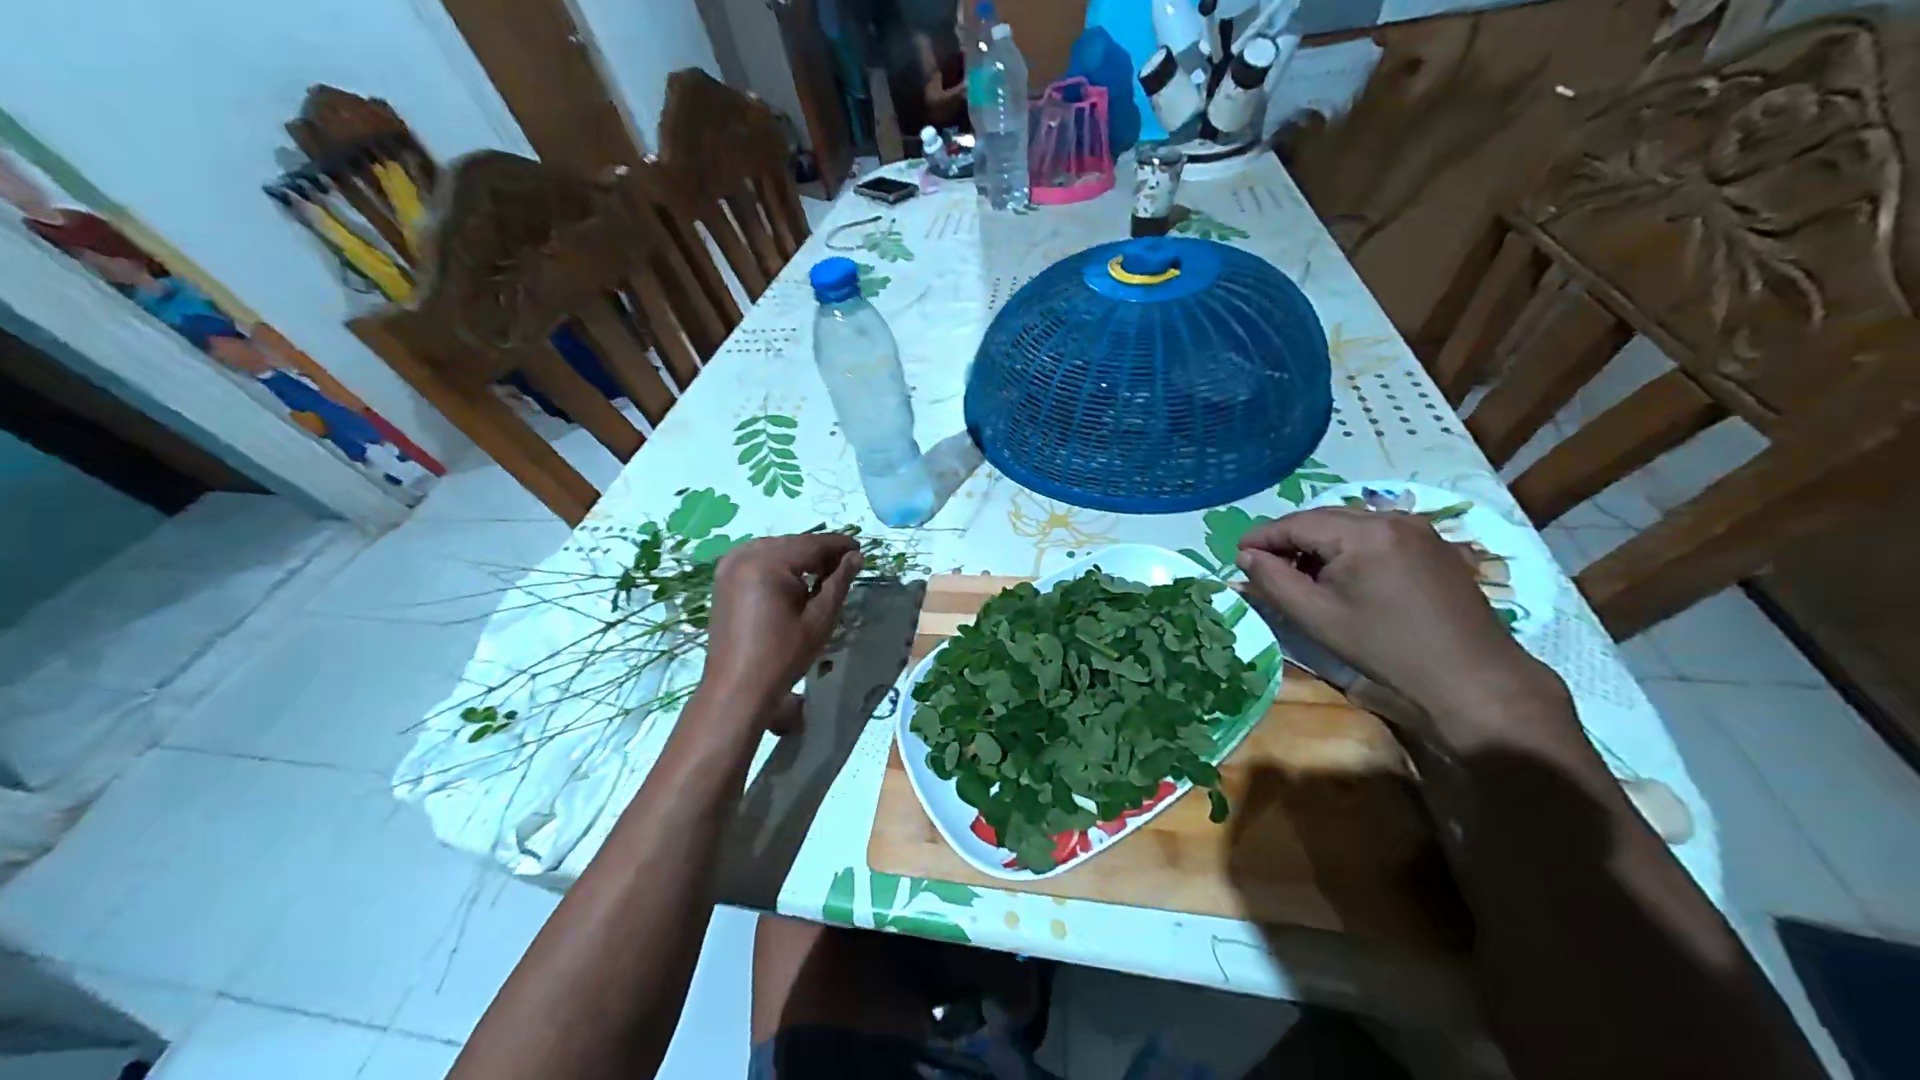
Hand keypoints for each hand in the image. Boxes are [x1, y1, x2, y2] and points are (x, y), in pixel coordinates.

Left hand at [702, 533, 862, 715]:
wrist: (737, 687)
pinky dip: (778, 564)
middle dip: (819, 552)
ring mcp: (729, 566)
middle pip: (792, 543)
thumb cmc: (783, 655)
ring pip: (774, 549)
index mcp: (767, 562)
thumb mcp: (820, 618)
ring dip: (799, 557)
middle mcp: (745, 556)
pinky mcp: (723, 579)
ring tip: (822, 575)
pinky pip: (757, 559)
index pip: (811, 544)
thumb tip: (856, 556)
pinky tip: (793, 581)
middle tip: (845, 565)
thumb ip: (839, 582)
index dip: (838, 545)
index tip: (860, 548)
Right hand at [1236, 508, 1564, 736]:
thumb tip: (1246, 557)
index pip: (1295, 523)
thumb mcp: (1316, 616)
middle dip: (1289, 540)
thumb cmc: (1385, 647)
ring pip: (1349, 525)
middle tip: (1263, 567)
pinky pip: (1376, 535)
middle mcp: (1391, 518)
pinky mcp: (1432, 545)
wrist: (1470, 676)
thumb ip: (1272, 581)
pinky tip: (1340, 576)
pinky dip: (1348, 548)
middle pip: (1322, 519)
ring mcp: (1418, 529)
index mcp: (1362, 532)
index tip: (1236, 555)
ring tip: (1299, 575)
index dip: (1261, 537)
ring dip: (1318, 544)